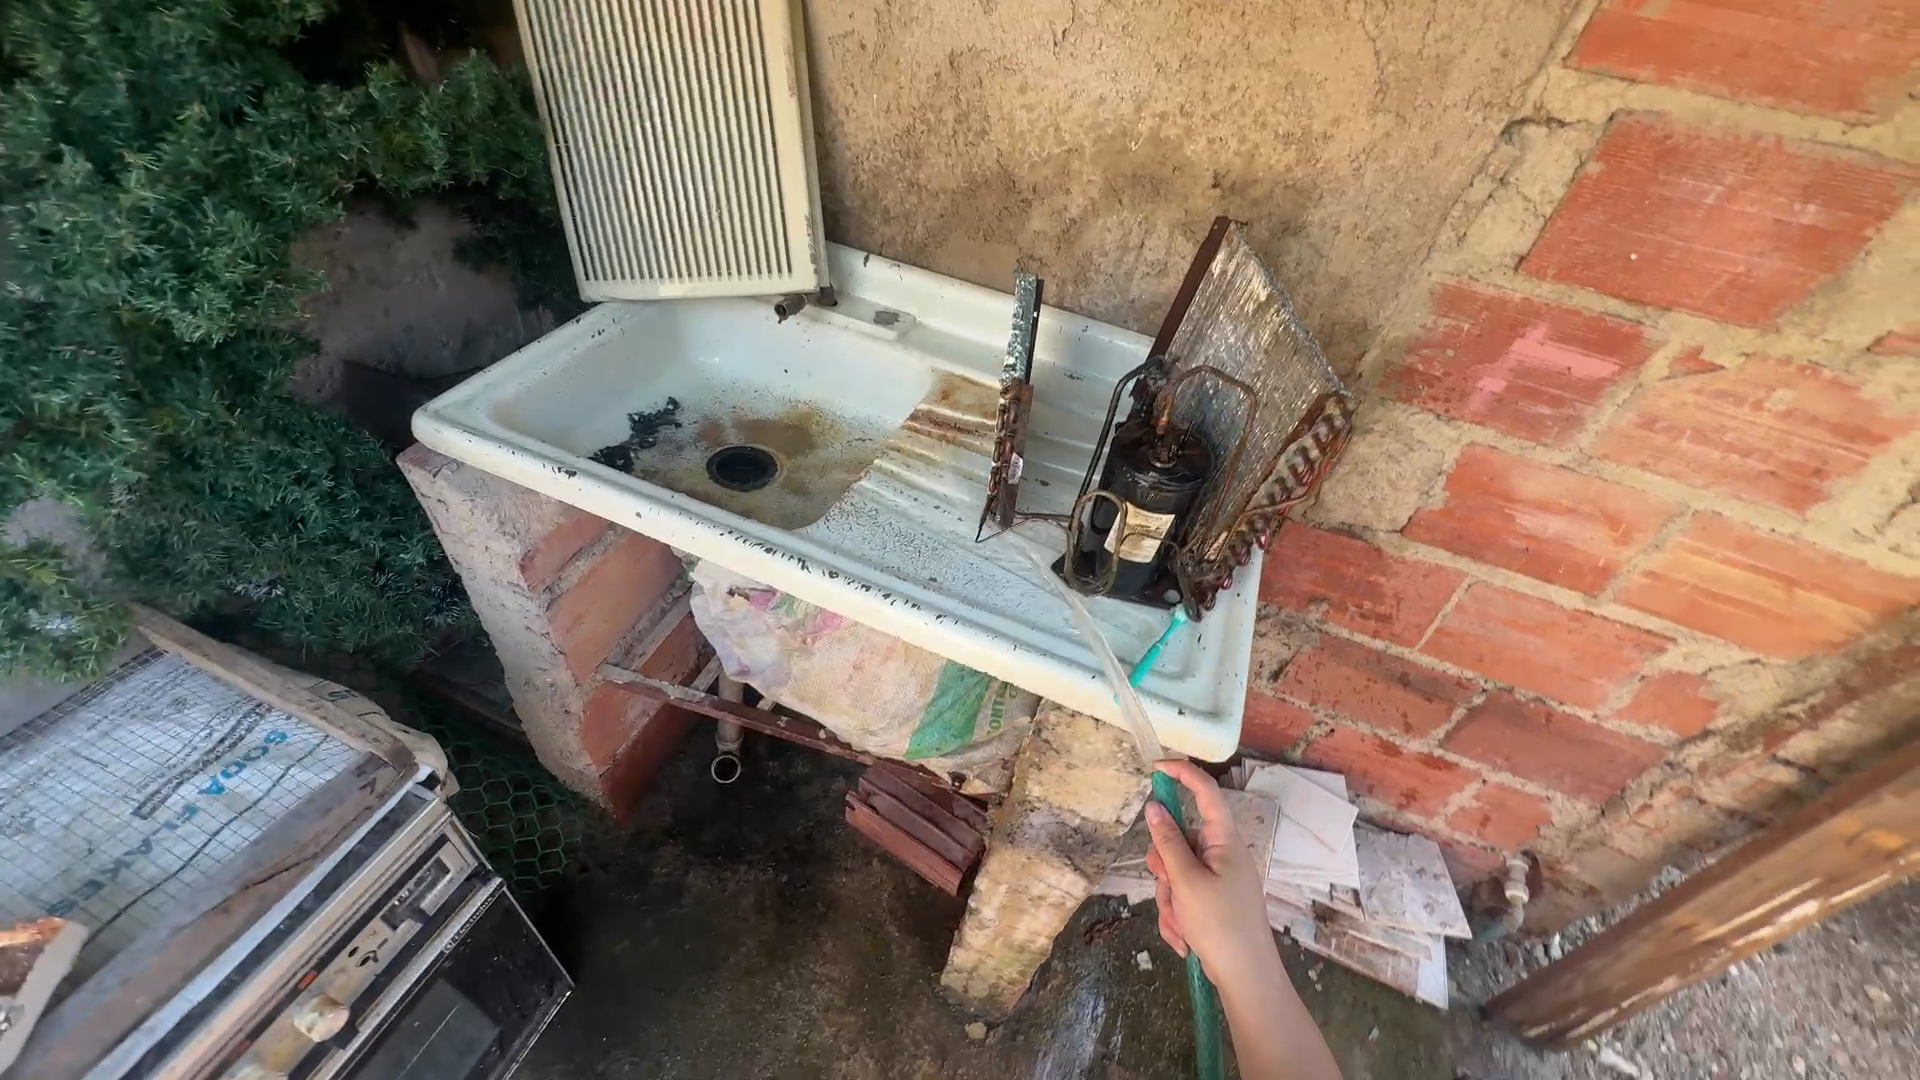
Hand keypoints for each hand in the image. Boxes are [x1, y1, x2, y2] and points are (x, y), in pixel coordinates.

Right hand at [1143, 759, 1273, 990]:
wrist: (1247, 980)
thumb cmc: (1220, 925)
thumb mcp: (1186, 881)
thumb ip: (1167, 842)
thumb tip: (1154, 807)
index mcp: (1224, 841)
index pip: (1205, 791)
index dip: (1181, 773)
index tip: (1154, 768)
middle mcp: (1222, 854)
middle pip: (1179, 840)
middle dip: (1165, 868)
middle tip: (1167, 887)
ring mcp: (1218, 879)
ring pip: (1175, 871)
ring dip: (1169, 898)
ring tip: (1180, 925)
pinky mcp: (1213, 901)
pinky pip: (1183, 895)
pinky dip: (1177, 915)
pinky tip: (1184, 938)